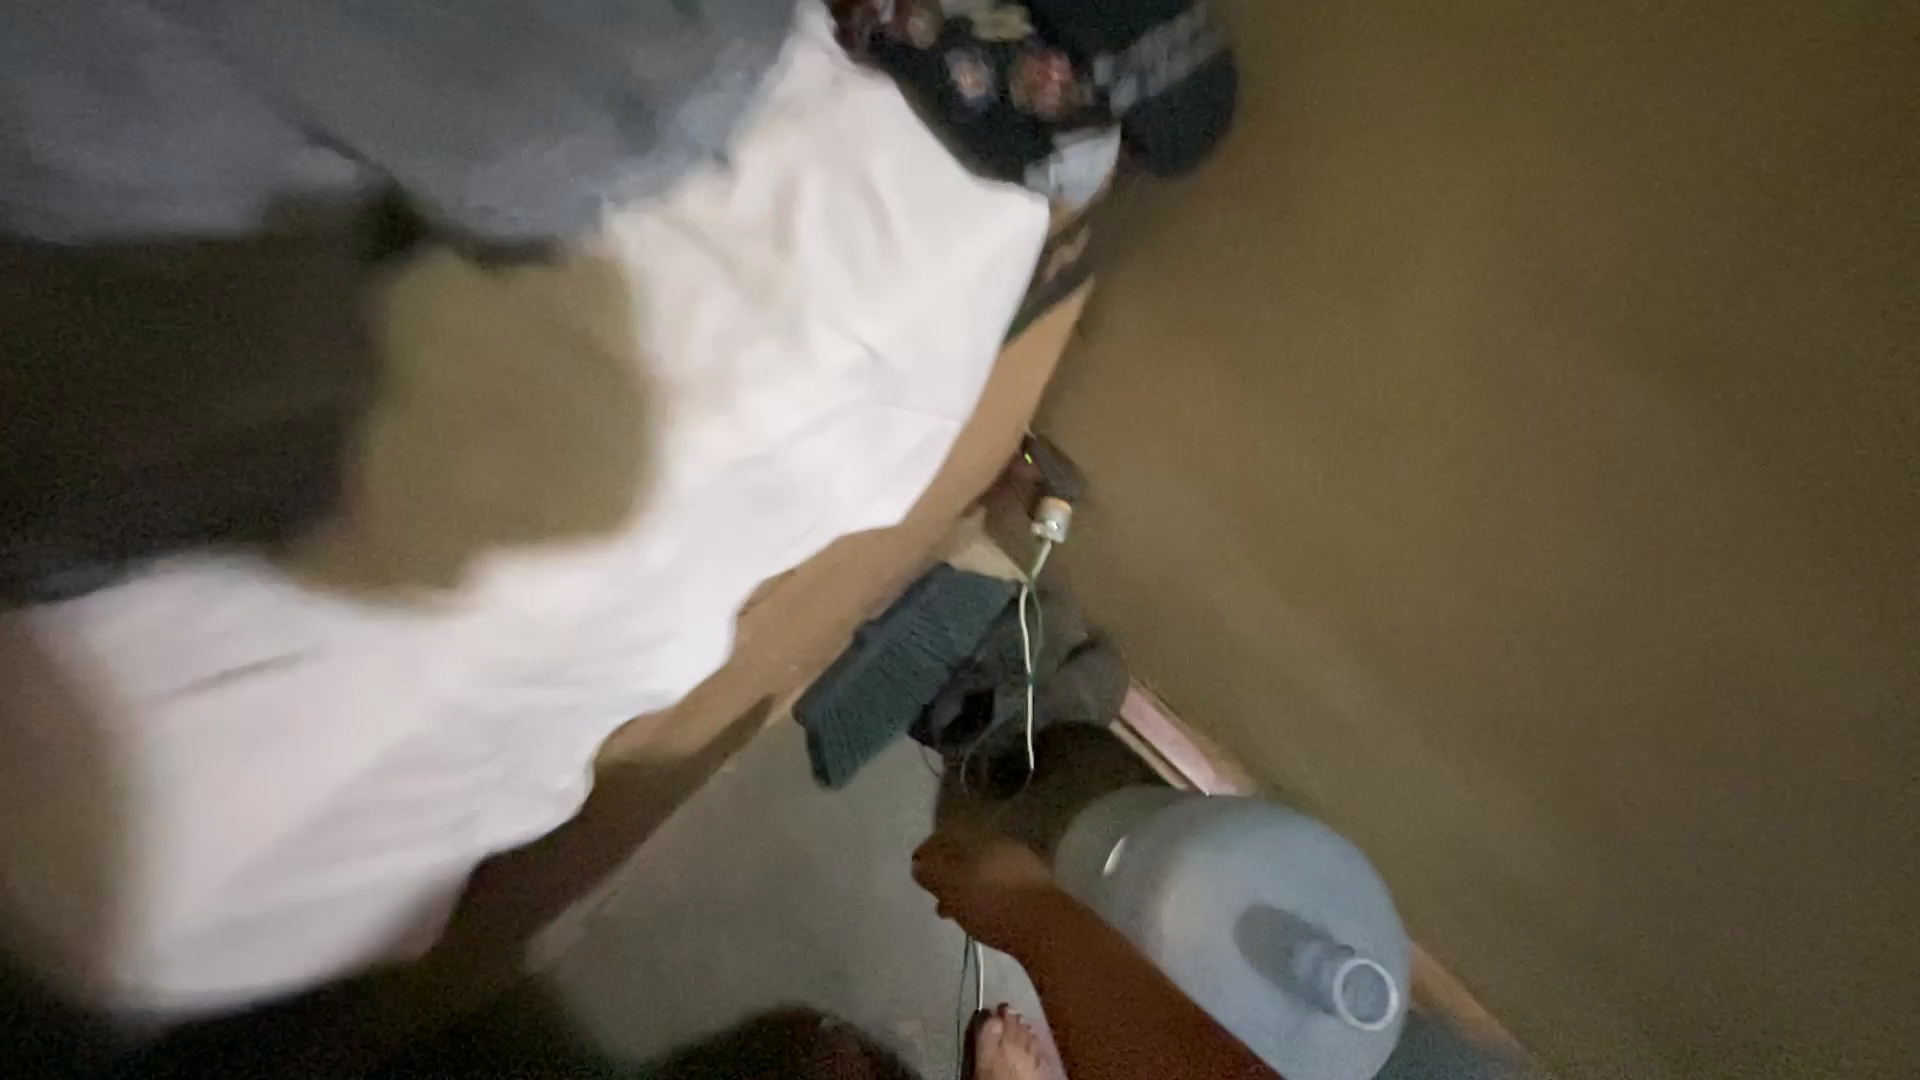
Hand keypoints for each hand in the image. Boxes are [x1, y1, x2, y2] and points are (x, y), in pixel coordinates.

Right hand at [911, 828, 1061, 953]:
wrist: (1047, 927)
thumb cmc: (993, 903)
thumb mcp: (954, 888)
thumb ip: (933, 874)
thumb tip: (918, 864)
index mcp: (981, 839)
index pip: (948, 837)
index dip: (928, 850)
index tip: (916, 866)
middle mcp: (1002, 845)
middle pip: (966, 854)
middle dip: (947, 872)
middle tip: (934, 894)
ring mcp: (1021, 865)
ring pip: (983, 871)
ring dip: (965, 887)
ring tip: (954, 912)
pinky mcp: (1035, 888)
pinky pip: (999, 885)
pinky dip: (984, 895)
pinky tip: (982, 914)